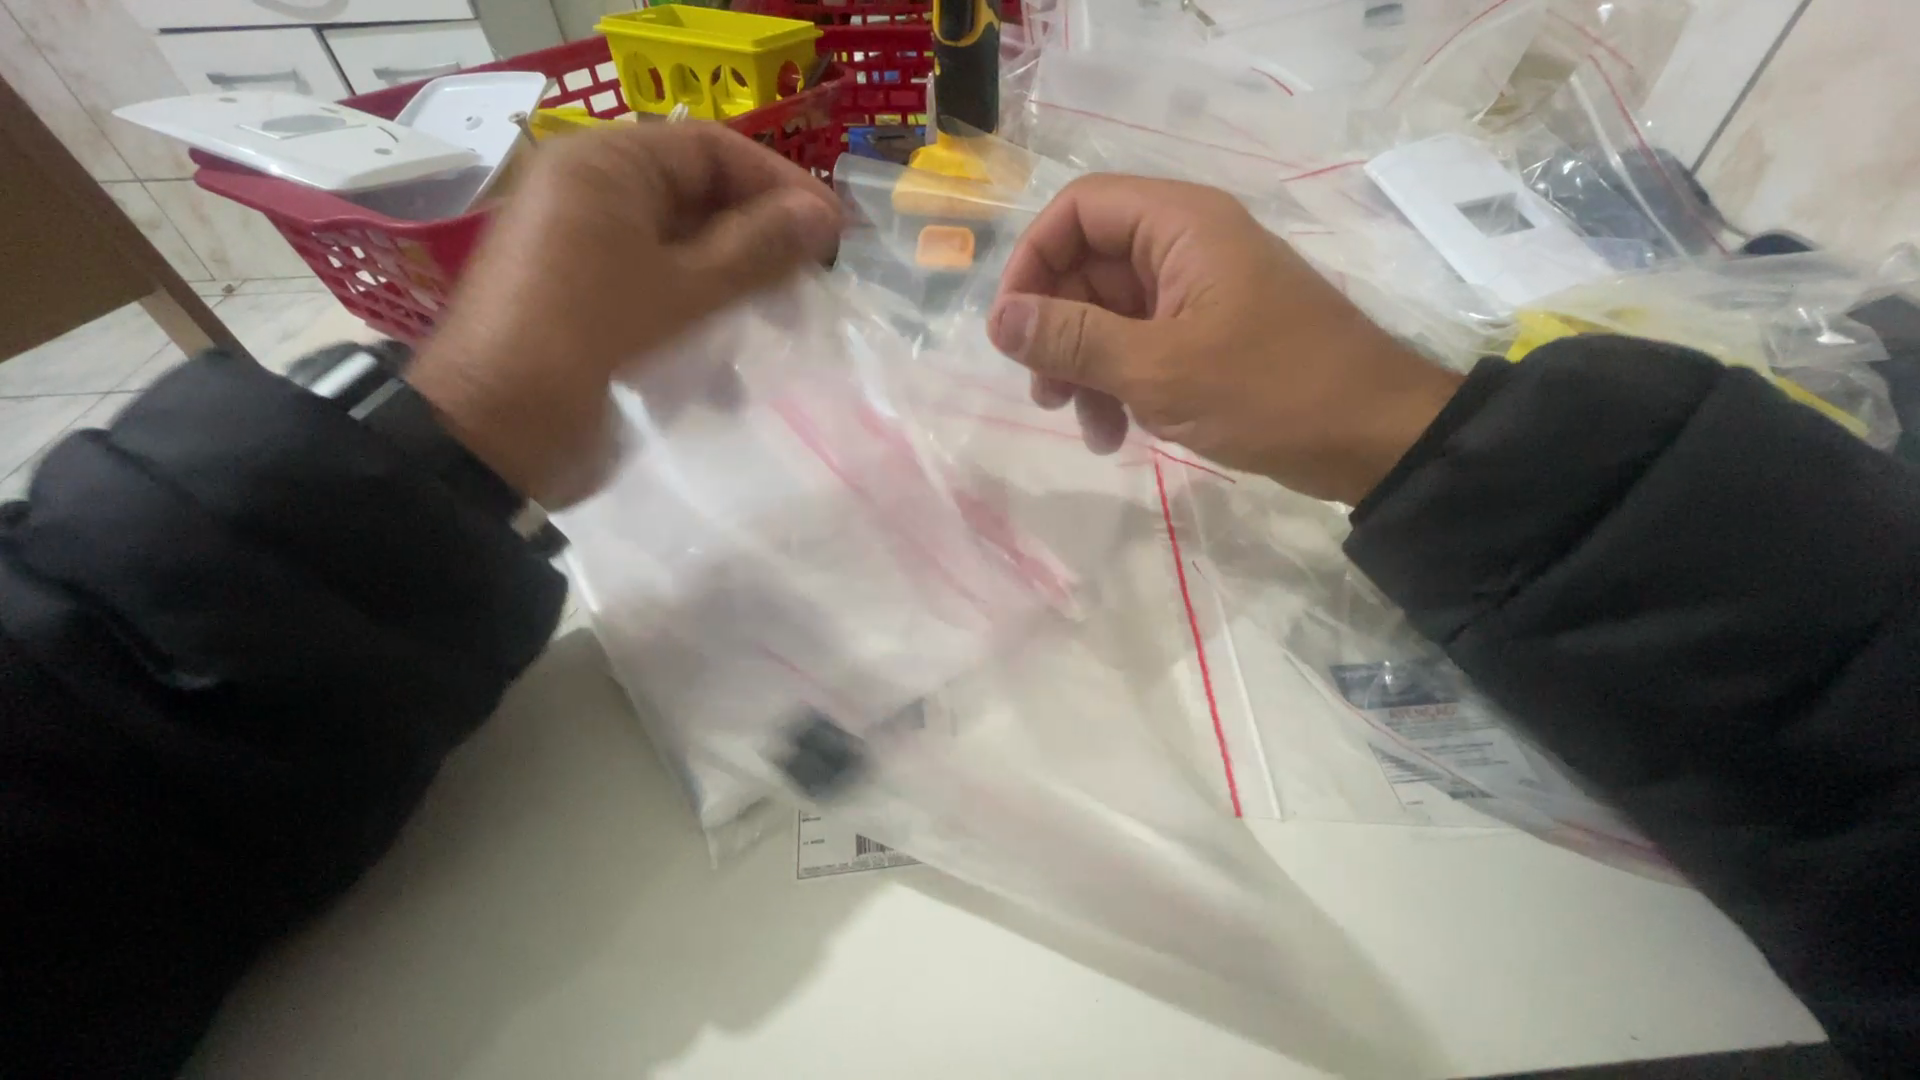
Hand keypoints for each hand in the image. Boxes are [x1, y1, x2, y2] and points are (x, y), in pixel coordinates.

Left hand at [408, 122, 841, 507]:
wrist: (499, 433)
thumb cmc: (592, 342)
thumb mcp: (683, 291)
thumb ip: (757, 249)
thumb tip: (824, 215)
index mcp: (606, 167)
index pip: (711, 149)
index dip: (779, 185)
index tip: (833, 233)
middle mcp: (593, 195)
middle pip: (699, 198)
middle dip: (760, 241)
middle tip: (813, 280)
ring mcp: (588, 251)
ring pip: (686, 252)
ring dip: (737, 287)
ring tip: (780, 325)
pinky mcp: (593, 303)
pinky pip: (663, 294)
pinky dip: (702, 320)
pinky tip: (730, 369)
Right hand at [987, 175, 1461, 504]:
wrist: (1372, 439)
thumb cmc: (1269, 390)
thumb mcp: (1157, 368)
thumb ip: (1072, 340)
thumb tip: (998, 320)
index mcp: (1179, 226)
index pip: (1078, 210)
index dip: (1033, 261)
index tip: (1012, 327)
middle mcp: (1185, 247)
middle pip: (1089, 268)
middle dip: (1058, 333)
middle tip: (1044, 395)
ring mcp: (1198, 295)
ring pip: (1110, 316)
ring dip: (1085, 371)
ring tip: (1088, 430)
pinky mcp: (1207, 337)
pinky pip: (1141, 348)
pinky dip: (1120, 386)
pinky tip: (1116, 435)